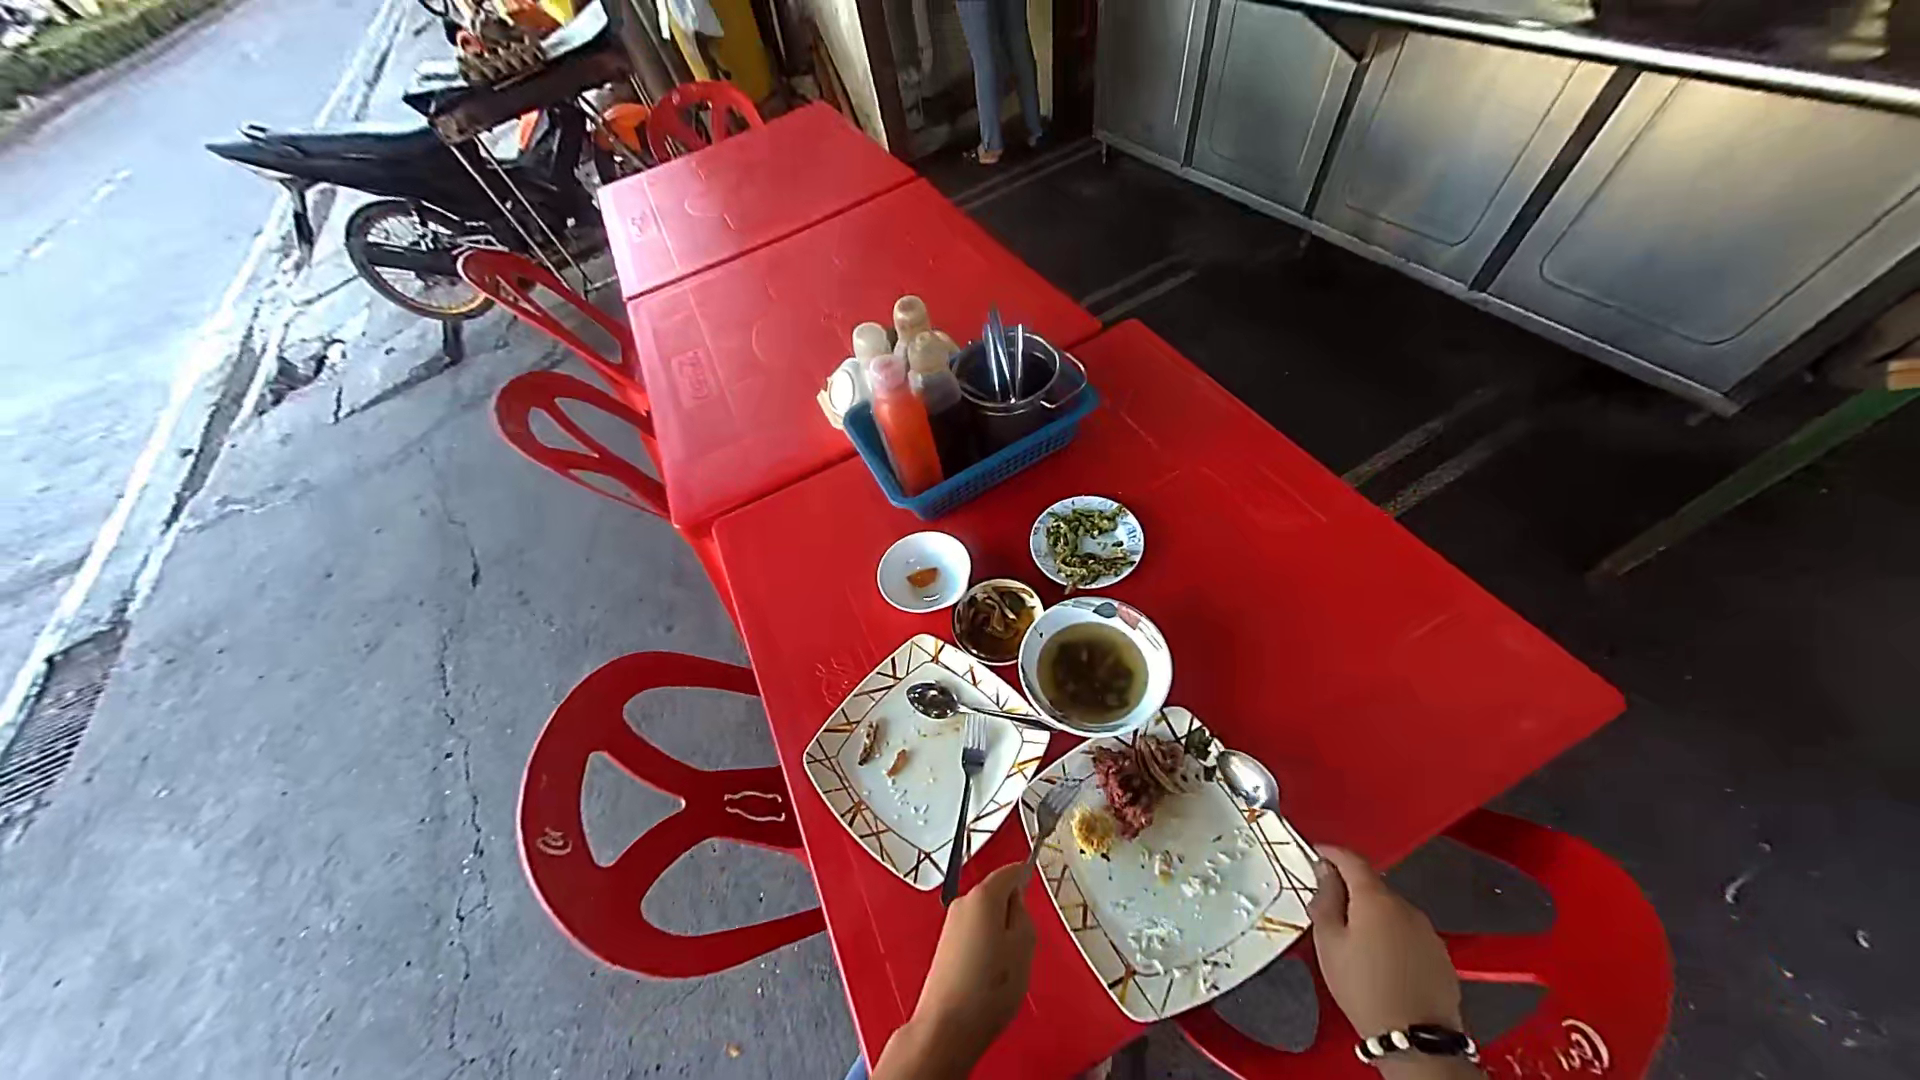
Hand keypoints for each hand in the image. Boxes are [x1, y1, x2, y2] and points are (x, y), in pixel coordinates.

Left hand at [872, 863, 1036, 1078]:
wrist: (947, 1026)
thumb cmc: (989, 988)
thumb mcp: (1024, 947)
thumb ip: (1025, 915)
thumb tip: (1017, 901)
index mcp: (983, 896)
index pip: (1009, 871)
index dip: (1025, 876)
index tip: (1035, 886)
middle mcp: (963, 902)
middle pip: (996, 894)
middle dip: (1012, 912)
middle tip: (1023, 943)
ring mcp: (951, 923)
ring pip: (986, 916)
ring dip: (999, 932)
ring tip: (1005, 966)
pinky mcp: (946, 945)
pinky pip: (974, 933)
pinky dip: (986, 946)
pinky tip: (990, 975)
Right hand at [1308, 846, 1462, 1038]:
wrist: (1415, 1040)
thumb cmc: (1362, 987)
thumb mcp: (1328, 941)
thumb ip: (1325, 899)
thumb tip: (1325, 873)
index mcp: (1375, 898)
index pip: (1351, 859)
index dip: (1331, 852)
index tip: (1317, 853)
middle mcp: (1406, 908)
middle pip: (1373, 885)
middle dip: (1350, 888)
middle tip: (1329, 904)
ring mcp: (1428, 932)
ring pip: (1392, 910)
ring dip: (1372, 913)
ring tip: (1355, 938)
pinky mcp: (1441, 956)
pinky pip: (1409, 932)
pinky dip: (1392, 934)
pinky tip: (1382, 958)